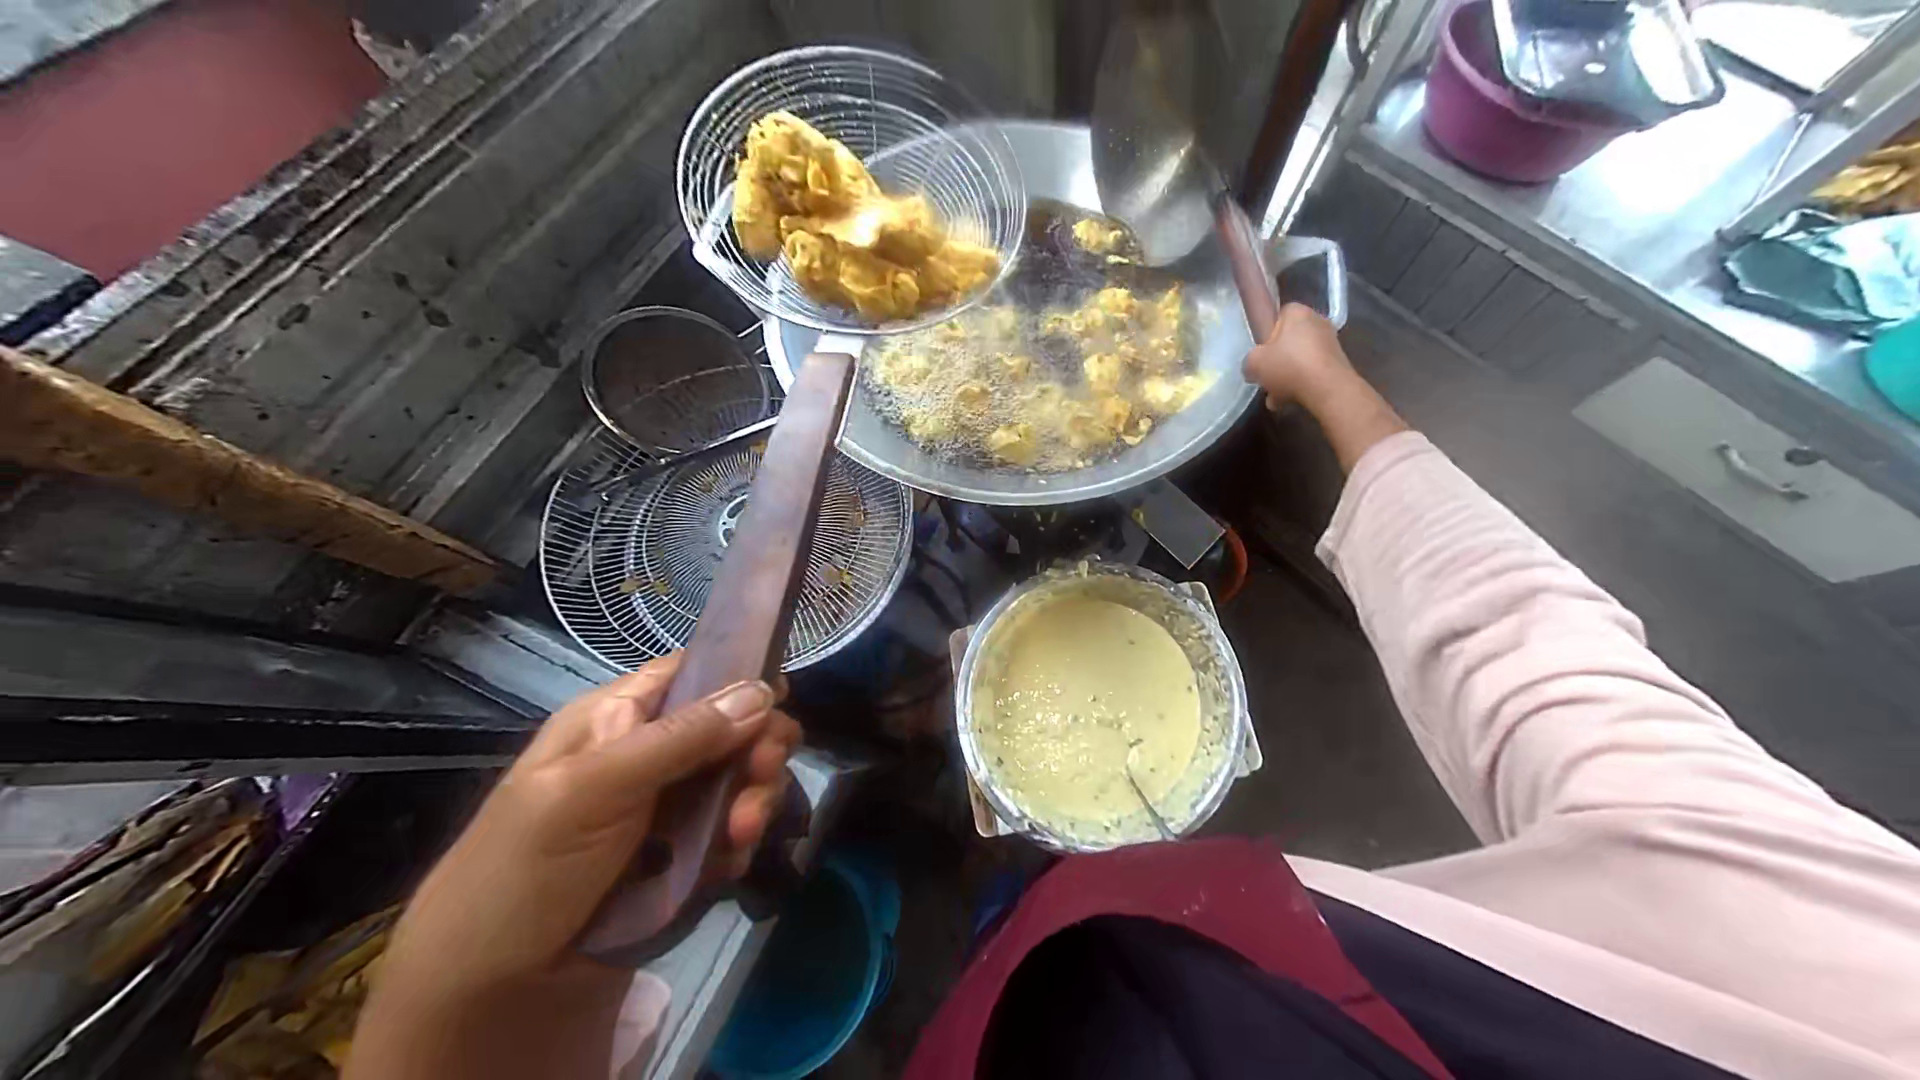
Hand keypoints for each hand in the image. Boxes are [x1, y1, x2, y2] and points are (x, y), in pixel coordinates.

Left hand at [346, 654, 801, 1079]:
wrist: (494, 996)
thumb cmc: (526, 869)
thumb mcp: (590, 791)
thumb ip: (678, 739)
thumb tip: (762, 691)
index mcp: (619, 719)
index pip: (691, 673)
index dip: (738, 677)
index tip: (778, 697)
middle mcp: (653, 753)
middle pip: (732, 725)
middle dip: (757, 746)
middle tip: (762, 774)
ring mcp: (673, 805)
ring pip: (743, 776)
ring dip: (756, 798)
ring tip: (742, 835)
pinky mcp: (689, 851)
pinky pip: (737, 828)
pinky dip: (742, 842)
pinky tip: (727, 866)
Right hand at [1242, 302, 1355, 412]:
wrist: (1328, 389)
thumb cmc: (1288, 366)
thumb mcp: (1254, 362)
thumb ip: (1250, 360)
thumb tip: (1253, 367)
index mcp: (1297, 312)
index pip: (1278, 315)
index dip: (1266, 333)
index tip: (1260, 351)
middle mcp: (1317, 321)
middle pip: (1289, 339)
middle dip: (1277, 359)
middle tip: (1266, 375)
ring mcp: (1330, 342)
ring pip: (1299, 358)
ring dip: (1286, 375)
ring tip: (1275, 395)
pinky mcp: (1337, 362)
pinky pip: (1311, 370)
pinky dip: (1301, 383)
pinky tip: (1288, 400)